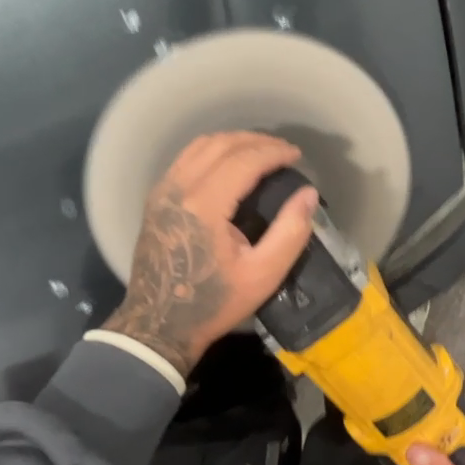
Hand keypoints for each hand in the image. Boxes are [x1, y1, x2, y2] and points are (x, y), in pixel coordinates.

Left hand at [101, 131, 317, 376]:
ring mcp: (162, 191)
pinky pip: (186, 159)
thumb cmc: (214, 302)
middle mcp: (178, 189)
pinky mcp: (156, 199)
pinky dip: (212, 151)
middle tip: (282, 151)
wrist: (159, 323)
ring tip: (259, 152)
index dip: (273, 152)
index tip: (296, 155)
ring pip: (200, 146)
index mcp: (204, 205)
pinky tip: (230, 164)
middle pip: (220, 144)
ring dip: (233, 142)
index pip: (243, 159)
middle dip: (256, 141)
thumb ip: (290, 232)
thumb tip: (308, 194)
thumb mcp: (263, 275)